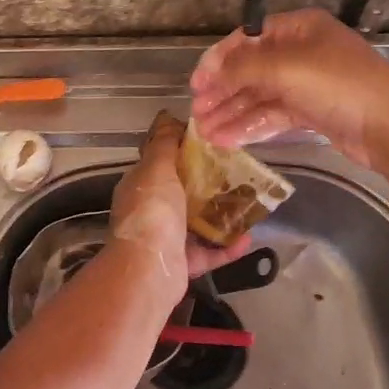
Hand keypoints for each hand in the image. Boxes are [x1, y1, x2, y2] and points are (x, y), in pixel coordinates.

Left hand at [108, 116, 252, 303]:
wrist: (149, 270)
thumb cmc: (153, 212)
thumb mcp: (156, 169)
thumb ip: (164, 144)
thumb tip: (167, 118)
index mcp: (140, 186)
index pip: (160, 162)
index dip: (182, 151)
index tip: (211, 143)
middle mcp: (151, 211)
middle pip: (182, 193)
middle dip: (208, 184)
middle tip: (238, 173)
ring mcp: (166, 239)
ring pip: (197, 224)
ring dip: (221, 216)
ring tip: (248, 205)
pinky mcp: (183, 263)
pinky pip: (209, 252)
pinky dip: (227, 247)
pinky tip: (248, 238)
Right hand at [189, 8, 388, 161]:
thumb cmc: (338, 85)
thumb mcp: (284, 67)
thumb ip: (242, 67)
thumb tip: (211, 73)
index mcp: (300, 29)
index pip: (248, 39)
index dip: (219, 60)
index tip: (196, 83)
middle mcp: (303, 53)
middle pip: (252, 70)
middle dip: (222, 92)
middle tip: (196, 113)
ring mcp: (309, 84)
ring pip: (260, 96)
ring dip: (232, 113)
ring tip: (205, 133)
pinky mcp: (314, 113)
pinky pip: (274, 116)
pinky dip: (250, 126)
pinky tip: (227, 140)